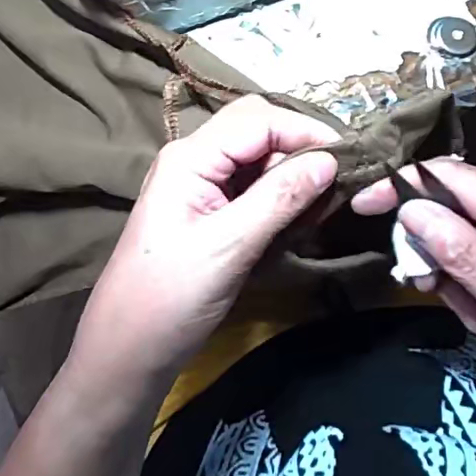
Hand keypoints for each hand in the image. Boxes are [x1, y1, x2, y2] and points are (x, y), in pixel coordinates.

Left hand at [70, 96, 339, 384]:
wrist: (125, 354)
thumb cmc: (169, 300)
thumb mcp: (229, 247)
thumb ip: (280, 197)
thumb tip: (331, 160)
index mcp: (190, 157)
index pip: (259, 120)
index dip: (305, 130)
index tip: (350, 155)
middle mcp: (195, 157)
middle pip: (258, 127)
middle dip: (301, 142)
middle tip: (341, 170)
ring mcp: (201, 181)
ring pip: (259, 153)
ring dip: (294, 165)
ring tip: (329, 191)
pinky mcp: (210, 205)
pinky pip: (253, 180)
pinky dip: (282, 187)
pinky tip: (303, 206)